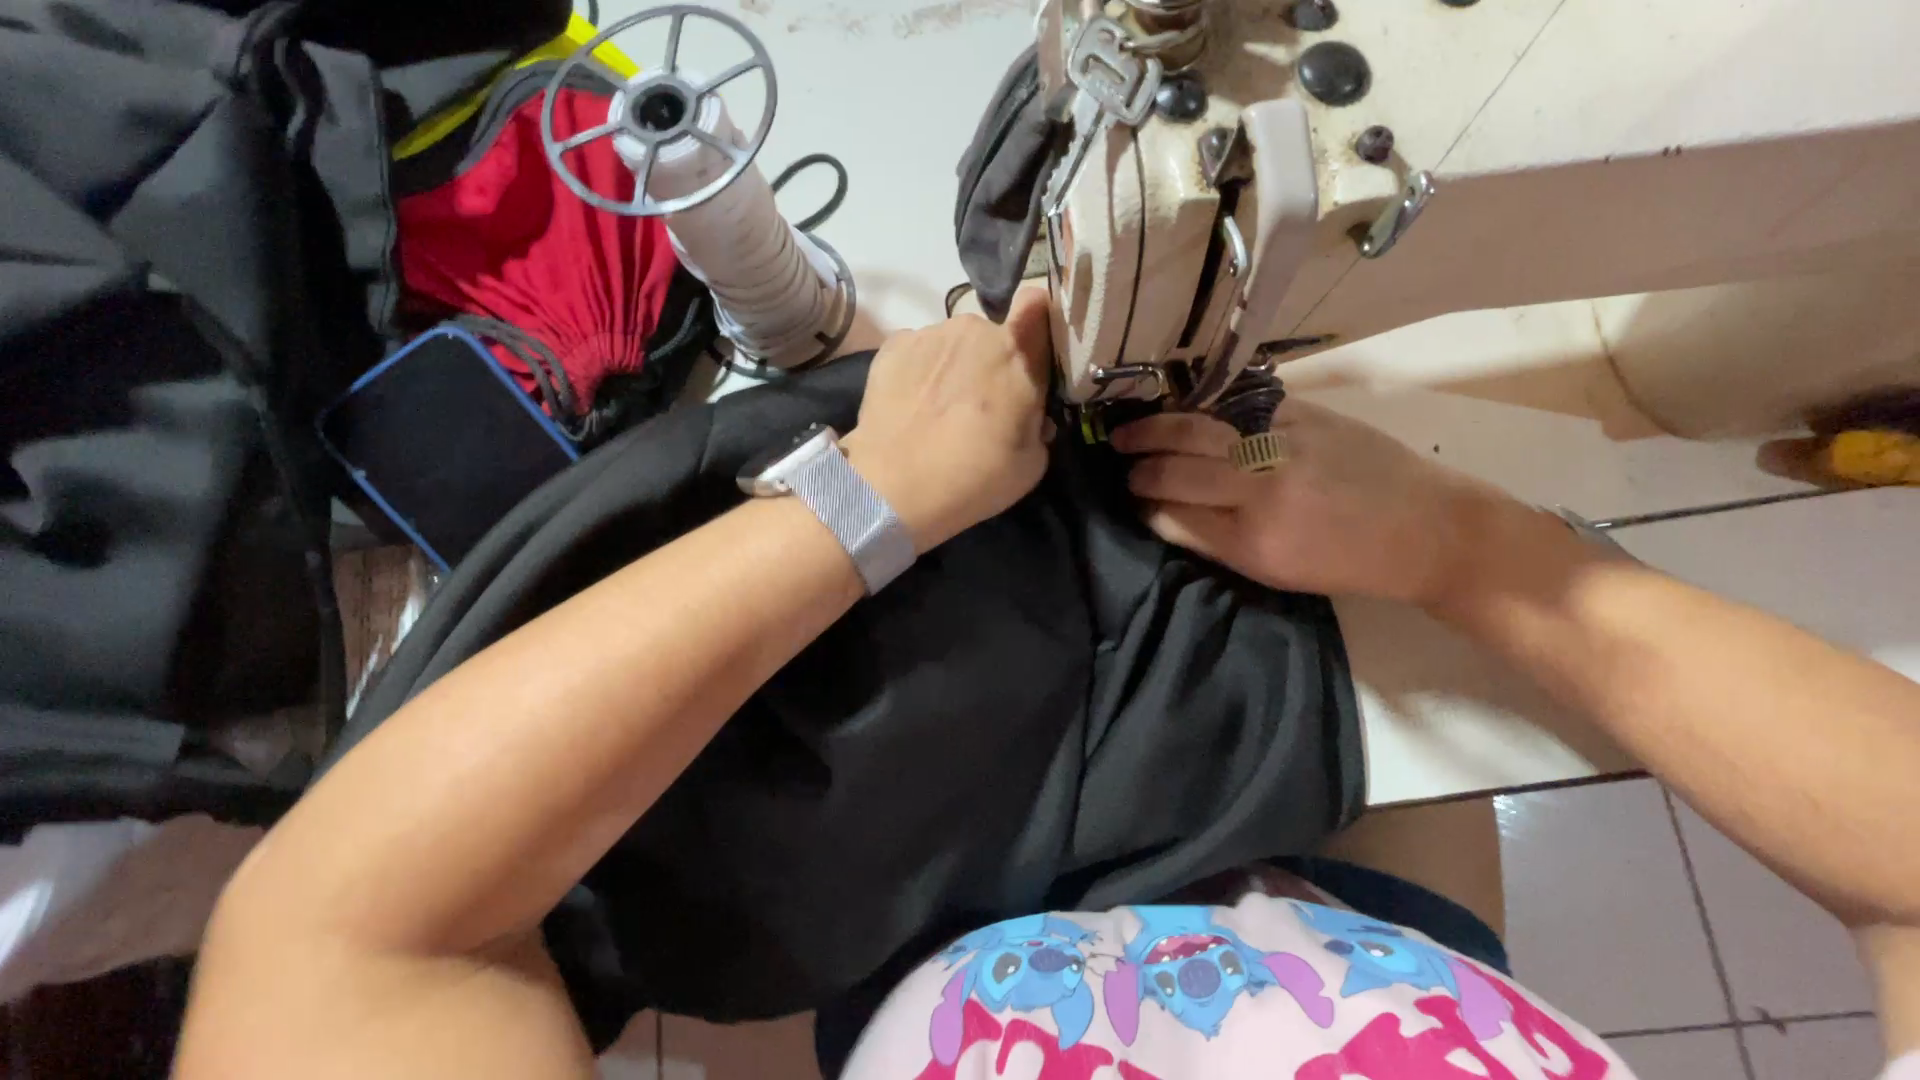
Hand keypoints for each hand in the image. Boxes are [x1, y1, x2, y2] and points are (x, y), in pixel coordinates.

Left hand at [844, 288, 1053, 550]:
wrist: (894, 487)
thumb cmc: (974, 478)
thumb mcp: (1031, 464)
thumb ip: (1038, 424)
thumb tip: (1031, 413)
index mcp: (1018, 354)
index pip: (1038, 305)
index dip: (1037, 322)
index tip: (1031, 350)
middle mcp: (976, 330)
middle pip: (993, 335)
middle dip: (991, 362)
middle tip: (980, 406)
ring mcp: (931, 334)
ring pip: (953, 343)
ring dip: (953, 366)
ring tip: (939, 409)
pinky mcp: (893, 345)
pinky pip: (918, 350)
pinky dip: (920, 371)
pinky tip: (912, 405)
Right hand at [1111, 398, 1525, 606]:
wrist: (1427, 528)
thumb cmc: (1347, 562)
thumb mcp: (1274, 571)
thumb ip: (1214, 541)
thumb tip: (1162, 514)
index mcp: (1253, 541)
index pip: (1174, 515)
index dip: (1145, 505)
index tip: (1129, 497)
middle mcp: (1261, 490)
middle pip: (1179, 471)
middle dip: (1142, 467)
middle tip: (1121, 461)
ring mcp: (1281, 446)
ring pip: (1198, 431)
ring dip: (1157, 429)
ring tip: (1130, 431)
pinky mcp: (1302, 416)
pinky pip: (1236, 408)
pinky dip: (1202, 409)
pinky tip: (1182, 409)